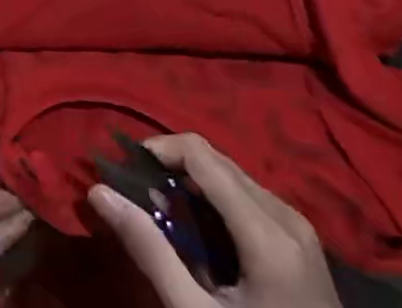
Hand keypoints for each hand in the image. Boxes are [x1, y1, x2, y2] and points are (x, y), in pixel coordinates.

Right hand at [87, 134, 341, 307]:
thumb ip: (150, 251)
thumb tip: (100, 192)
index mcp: (266, 232)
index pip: (202, 154)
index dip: (159, 149)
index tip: (124, 169)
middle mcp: (287, 215)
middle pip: (217, 161)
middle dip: (173, 167)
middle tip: (137, 194)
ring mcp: (299, 225)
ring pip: (234, 175)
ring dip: (194, 182)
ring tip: (163, 212)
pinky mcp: (301, 238)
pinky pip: (250, 197)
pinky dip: (217, 200)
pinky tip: (199, 231)